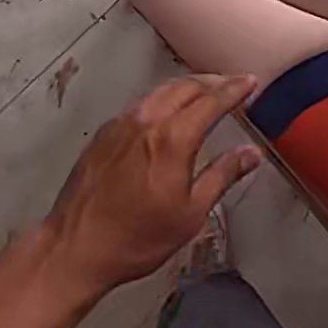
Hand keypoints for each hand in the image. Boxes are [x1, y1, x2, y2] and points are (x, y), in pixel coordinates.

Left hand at [38, 74, 261, 300]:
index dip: (234, 89)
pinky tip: (167, 109)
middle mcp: (149, 119)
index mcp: (173, 138)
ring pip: (162, 90)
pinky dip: (163, 97)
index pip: (212, 101)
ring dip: (187, 86)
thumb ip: (222, 176)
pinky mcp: (106, 130)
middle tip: (231, 85)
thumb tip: (252, 153)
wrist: (75, 246)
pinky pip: (142, 102)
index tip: (251, 81)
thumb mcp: (190, 214)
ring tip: (204, 91)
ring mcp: (123, 122)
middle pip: (187, 87)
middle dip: (213, 82)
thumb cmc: (139, 237)